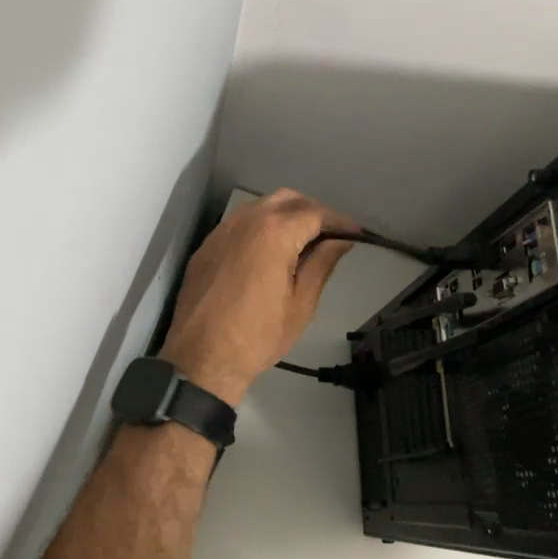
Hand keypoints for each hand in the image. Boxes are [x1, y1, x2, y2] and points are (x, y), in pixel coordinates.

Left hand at [157, 190, 353, 404]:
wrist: (202, 358)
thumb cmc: (258, 336)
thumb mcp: (301, 303)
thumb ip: (322, 264)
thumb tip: (340, 241)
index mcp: (274, 233)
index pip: (315, 213)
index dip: (340, 221)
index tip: (356, 234)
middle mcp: (246, 221)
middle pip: (288, 200)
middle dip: (313, 212)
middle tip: (331, 235)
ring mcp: (222, 231)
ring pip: (260, 207)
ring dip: (286, 215)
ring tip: (303, 241)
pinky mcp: (207, 246)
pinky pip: (239, 224)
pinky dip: (261, 227)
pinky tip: (270, 251)